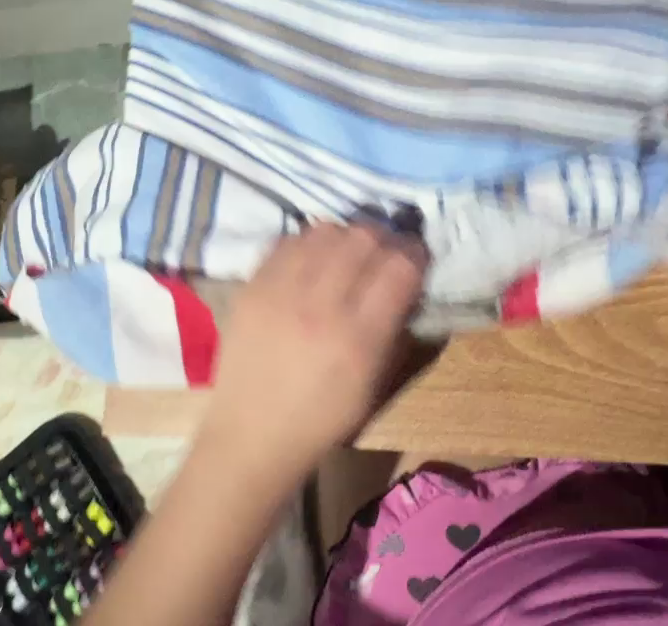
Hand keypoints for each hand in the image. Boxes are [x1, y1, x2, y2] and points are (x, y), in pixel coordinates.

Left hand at [198, 224, 425, 478]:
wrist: (250, 436)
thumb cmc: (322, 420)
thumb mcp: (375, 384)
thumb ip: (396, 328)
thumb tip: (407, 283)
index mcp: (358, 338)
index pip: (399, 268)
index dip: (416, 254)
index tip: (417, 257)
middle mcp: (320, 305)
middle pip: (363, 238)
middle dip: (383, 239)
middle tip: (383, 252)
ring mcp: (281, 291)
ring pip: (325, 230)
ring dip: (345, 236)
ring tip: (346, 253)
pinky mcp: (252, 286)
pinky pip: (286, 240)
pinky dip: (307, 243)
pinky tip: (312, 260)